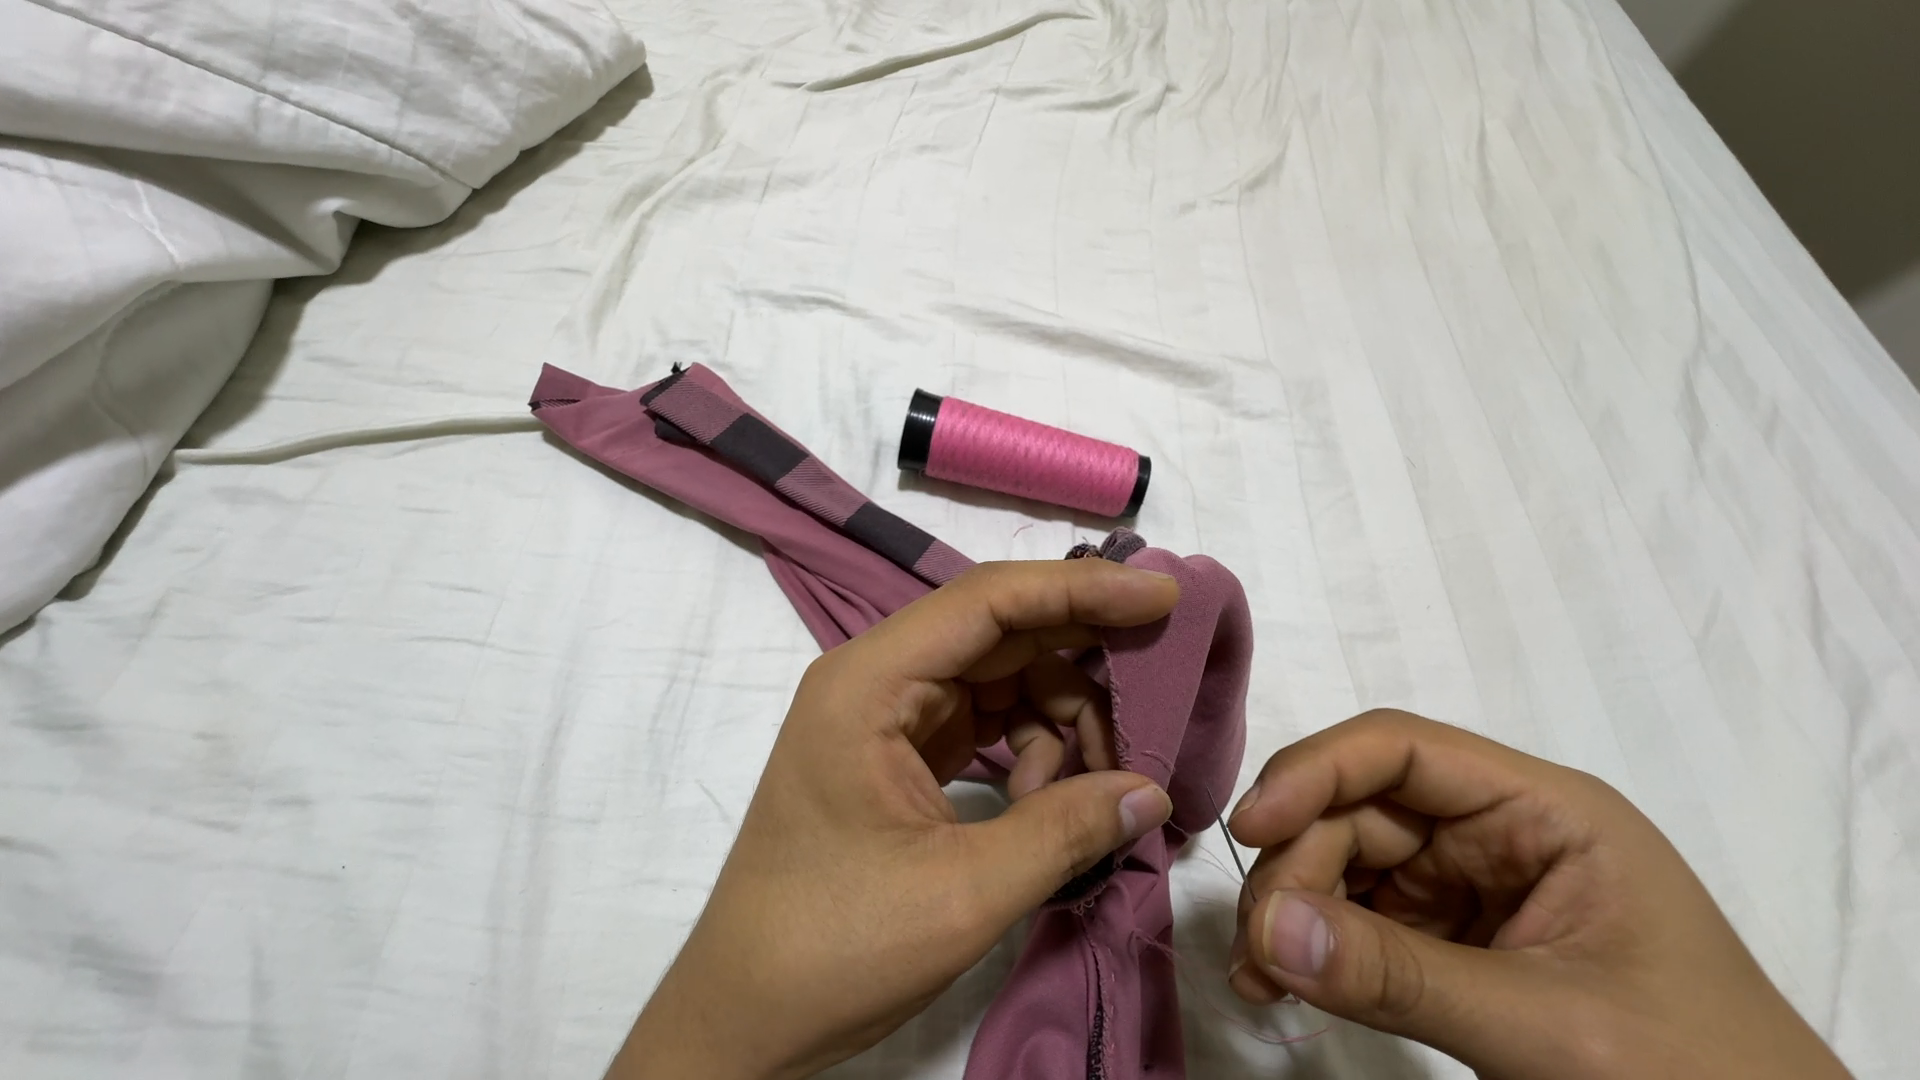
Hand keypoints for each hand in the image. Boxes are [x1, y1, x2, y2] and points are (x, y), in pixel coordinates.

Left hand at [607, 560, 1181, 1079]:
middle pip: (1000, 633)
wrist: (746, 1011)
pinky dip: (1034, 749)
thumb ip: (1064, 831)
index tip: (1161, 599)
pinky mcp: (903, 750)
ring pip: (1003, 679)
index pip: (987, 601)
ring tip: (1100, 784)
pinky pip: (988, 721)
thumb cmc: (835, 945)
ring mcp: (890, 714)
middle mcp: (878, 679)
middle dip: (1084, 656)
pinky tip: (1051, 799)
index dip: (1080, 590)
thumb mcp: (961, 893)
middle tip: (1161, 681)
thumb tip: (1152, 791)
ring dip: (1064, 719)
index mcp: (871, 683)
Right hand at [1226, 710, 1852, 1079]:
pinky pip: (1356, 920)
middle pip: (1357, 812)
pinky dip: (1311, 946)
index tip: (1249, 829)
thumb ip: (1400, 976)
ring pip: (1344, 863)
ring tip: (1259, 977)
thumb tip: (1266, 929)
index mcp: (1541, 811)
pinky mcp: (1446, 939)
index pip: (1400, 750)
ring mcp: (1466, 885)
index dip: (1315, 772)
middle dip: (1298, 868)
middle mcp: (1493, 831)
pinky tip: (1279, 983)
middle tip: (1258, 946)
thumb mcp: (1550, 1029)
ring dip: (1291, 911)